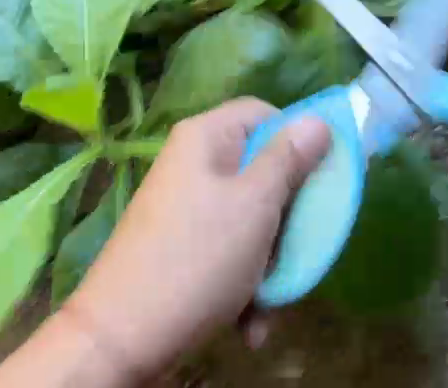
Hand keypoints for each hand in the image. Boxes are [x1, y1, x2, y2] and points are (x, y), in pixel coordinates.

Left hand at [58, 99, 329, 378]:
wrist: (123, 333)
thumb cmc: (197, 256)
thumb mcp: (255, 205)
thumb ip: (289, 160)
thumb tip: (317, 120)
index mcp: (206, 138)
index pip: (263, 113)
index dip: (298, 139)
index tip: (324, 180)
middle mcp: (194, 163)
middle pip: (262, 172)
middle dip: (288, 221)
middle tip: (297, 253)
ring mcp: (187, 206)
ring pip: (252, 221)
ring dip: (270, 266)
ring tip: (267, 305)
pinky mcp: (184, 246)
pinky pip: (230, 252)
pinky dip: (245, 287)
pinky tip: (248, 325)